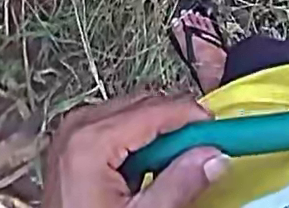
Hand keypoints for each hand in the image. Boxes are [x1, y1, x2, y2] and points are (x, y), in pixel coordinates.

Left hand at [44, 94, 229, 207]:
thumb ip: (178, 185)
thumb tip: (213, 156)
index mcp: (92, 141)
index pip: (153, 110)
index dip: (189, 115)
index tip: (216, 127)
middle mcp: (79, 125)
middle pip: (143, 104)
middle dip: (175, 123)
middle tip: (203, 146)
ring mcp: (74, 131)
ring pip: (131, 111)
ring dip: (157, 131)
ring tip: (175, 162)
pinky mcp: (73, 141)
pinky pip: (115, 124)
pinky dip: (137, 139)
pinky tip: (147, 166)